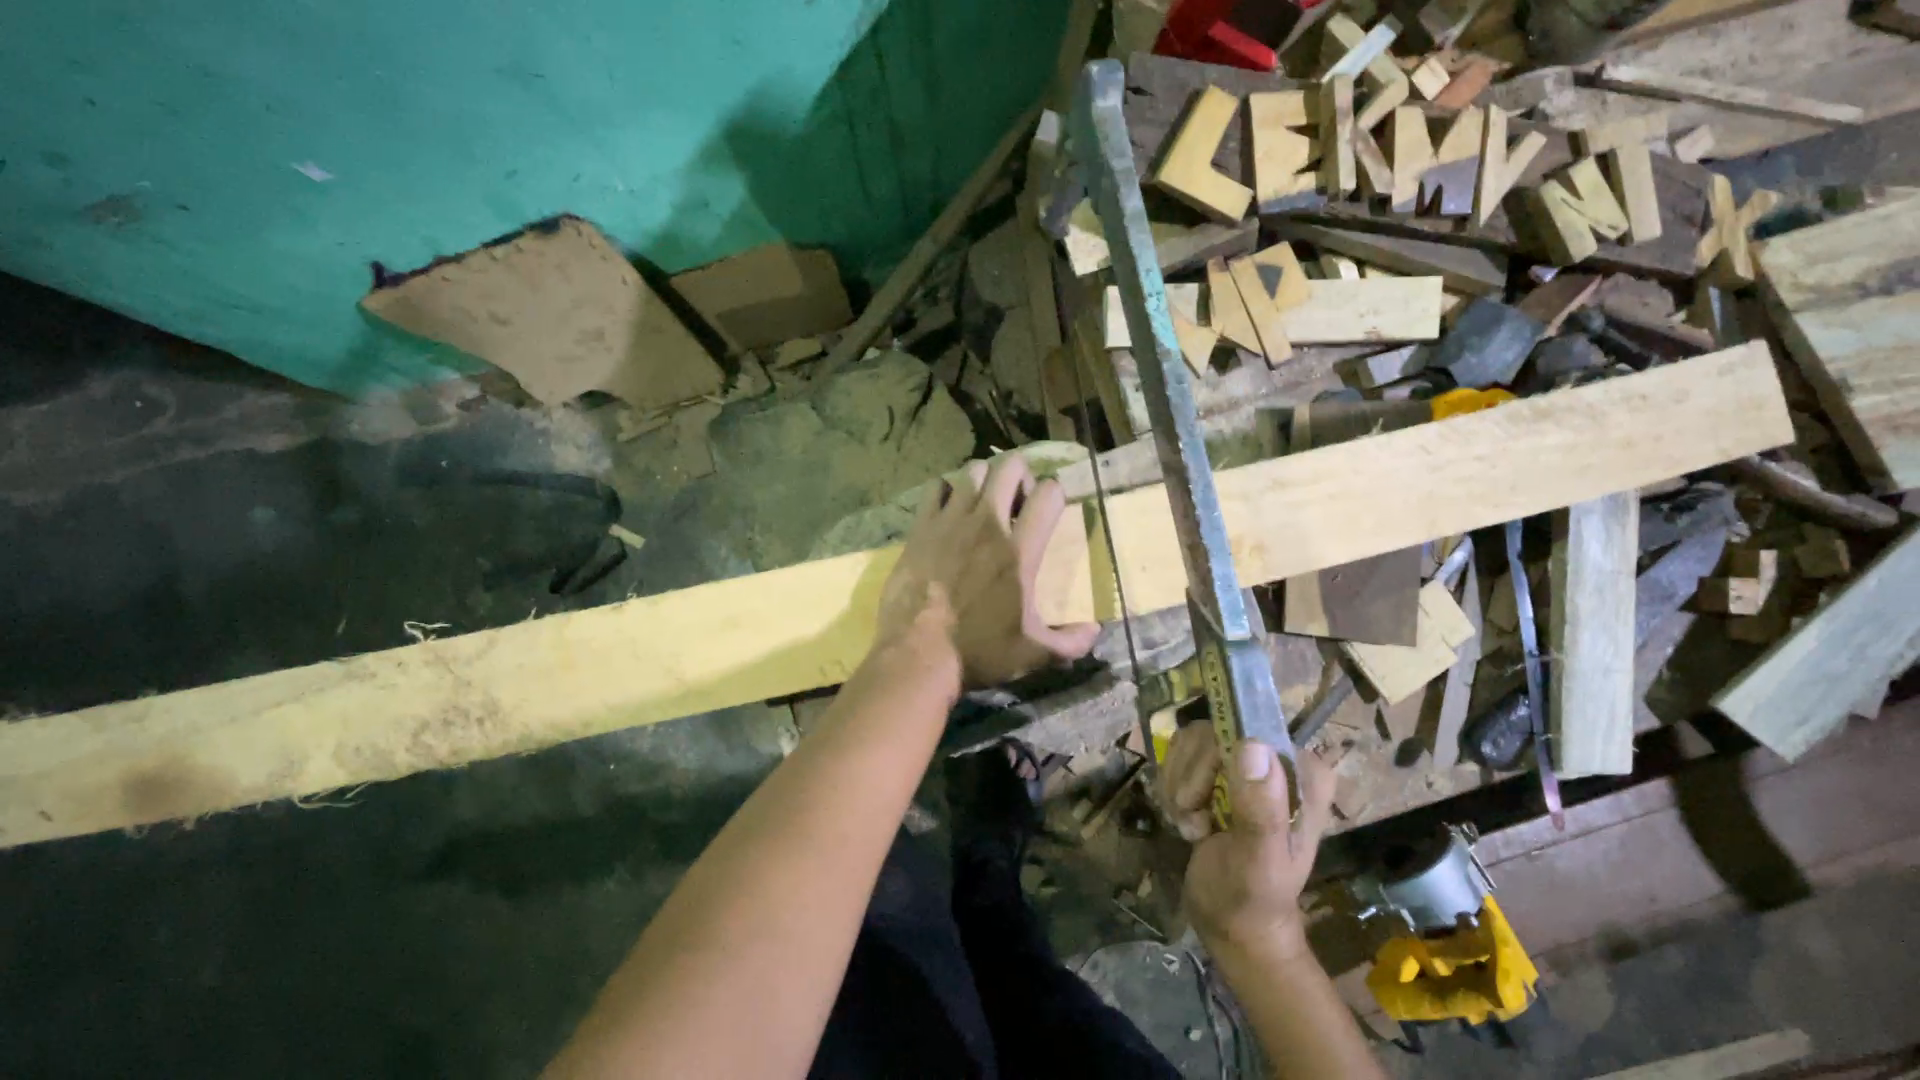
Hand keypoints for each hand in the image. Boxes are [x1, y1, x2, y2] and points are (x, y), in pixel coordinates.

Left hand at [874, 454, 1099, 688]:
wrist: (917, 656)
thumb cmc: (978, 653)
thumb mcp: (1033, 654)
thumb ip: (1070, 642)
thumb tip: (1095, 631)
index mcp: (1020, 551)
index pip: (1049, 494)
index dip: (1054, 495)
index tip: (1048, 511)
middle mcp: (987, 525)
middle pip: (1010, 467)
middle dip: (1020, 475)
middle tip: (1017, 501)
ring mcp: (950, 522)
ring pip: (973, 471)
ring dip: (984, 480)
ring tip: (983, 503)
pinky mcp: (920, 528)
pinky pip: (935, 487)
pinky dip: (946, 491)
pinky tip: (949, 511)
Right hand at [1160, 725, 1334, 955]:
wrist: (1232, 927)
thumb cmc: (1251, 899)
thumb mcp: (1257, 860)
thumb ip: (1259, 809)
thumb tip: (1251, 746)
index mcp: (1304, 773)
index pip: (1246, 728)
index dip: (1212, 758)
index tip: (1202, 799)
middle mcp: (1279, 760)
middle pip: (1212, 732)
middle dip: (1191, 777)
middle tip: (1193, 815)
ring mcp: (1249, 766)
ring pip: (1192, 742)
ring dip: (1180, 785)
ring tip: (1192, 823)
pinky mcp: (1222, 776)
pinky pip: (1183, 757)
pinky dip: (1174, 788)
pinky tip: (1188, 820)